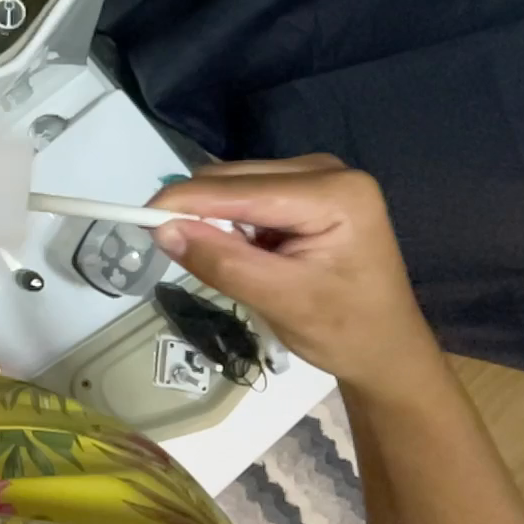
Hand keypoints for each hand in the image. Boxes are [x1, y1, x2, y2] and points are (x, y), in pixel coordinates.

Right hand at [146, 155, 439, 388]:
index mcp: (334, 193)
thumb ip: (221, 261)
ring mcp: (315, 175)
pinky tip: (246, 249)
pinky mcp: (304, 186)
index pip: (239, 189)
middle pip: (231, 178)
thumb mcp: (280, 301)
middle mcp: (325, 170)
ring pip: (232, 182)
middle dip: (200, 212)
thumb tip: (161, 230)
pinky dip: (229, 219)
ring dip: (214, 217)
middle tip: (185, 254)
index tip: (137, 220)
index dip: (183, 201)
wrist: (387, 353)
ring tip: (230, 259)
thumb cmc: (345, 332)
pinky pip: (243, 191)